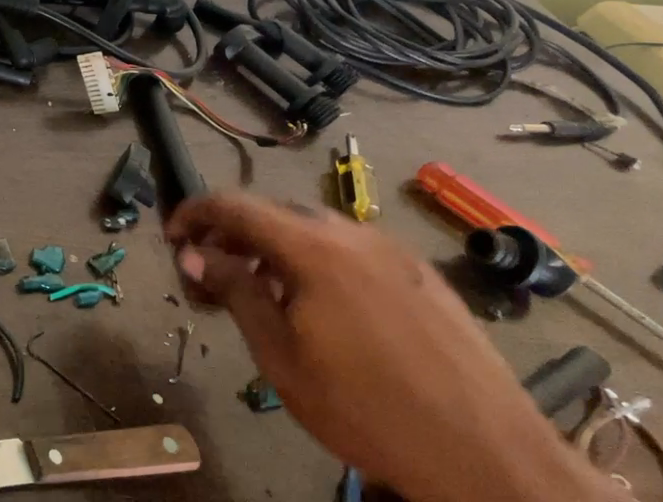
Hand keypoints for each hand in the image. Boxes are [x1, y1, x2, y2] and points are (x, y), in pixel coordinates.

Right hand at [168, 193, 618, 501]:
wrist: (490, 457)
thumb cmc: (366, 408)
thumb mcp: (280, 355)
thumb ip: (234, 292)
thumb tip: (193, 254)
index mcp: (313, 249)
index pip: (234, 206)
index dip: (194, 214)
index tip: (171, 238)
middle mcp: (353, 236)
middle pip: (274, 212)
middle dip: (232, 234)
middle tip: (209, 271)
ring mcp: (395, 255)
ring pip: (315, 231)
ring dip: (274, 248)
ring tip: (259, 292)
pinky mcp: (424, 279)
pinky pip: (353, 252)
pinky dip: (317, 262)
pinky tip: (317, 306)